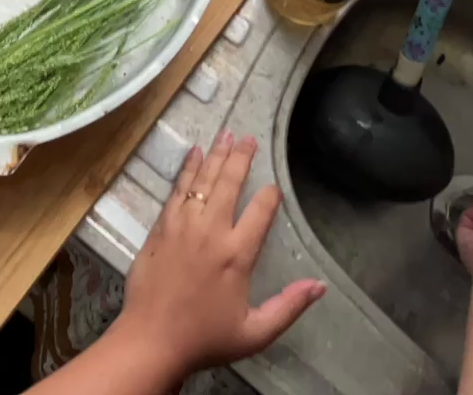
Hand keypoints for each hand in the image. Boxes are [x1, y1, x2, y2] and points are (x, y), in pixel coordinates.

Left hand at [112, 131, 326, 379]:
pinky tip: (194, 153)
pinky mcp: (162, 226)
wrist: (152, 338)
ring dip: (215, 155)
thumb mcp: (255, 332)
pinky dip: (187, 169)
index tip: (274, 186)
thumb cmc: (205, 337)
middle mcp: (211, 232)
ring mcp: (183, 225)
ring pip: (202, 180)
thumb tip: (320, 285)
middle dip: (241, 158)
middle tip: (249, 137)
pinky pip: (177, 190)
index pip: (259, 213)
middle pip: (228, 184)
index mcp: (236, 255)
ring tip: (226, 134)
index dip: (269, 196)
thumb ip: (288, 306)